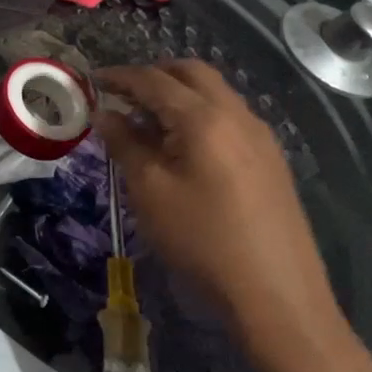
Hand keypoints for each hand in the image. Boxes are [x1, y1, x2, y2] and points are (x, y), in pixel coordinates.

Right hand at [93, 61, 329, 323]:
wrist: (278, 298)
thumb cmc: (203, 239)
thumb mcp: (149, 191)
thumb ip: (125, 144)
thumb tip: (106, 114)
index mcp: (204, 118)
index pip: (153, 80)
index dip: (119, 76)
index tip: (92, 80)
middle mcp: (237, 116)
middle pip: (192, 73)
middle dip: (154, 74)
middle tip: (123, 93)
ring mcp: (261, 138)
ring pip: (215, 93)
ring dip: (179, 94)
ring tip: (149, 121)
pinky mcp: (272, 162)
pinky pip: (229, 117)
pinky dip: (200, 114)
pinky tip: (184, 147)